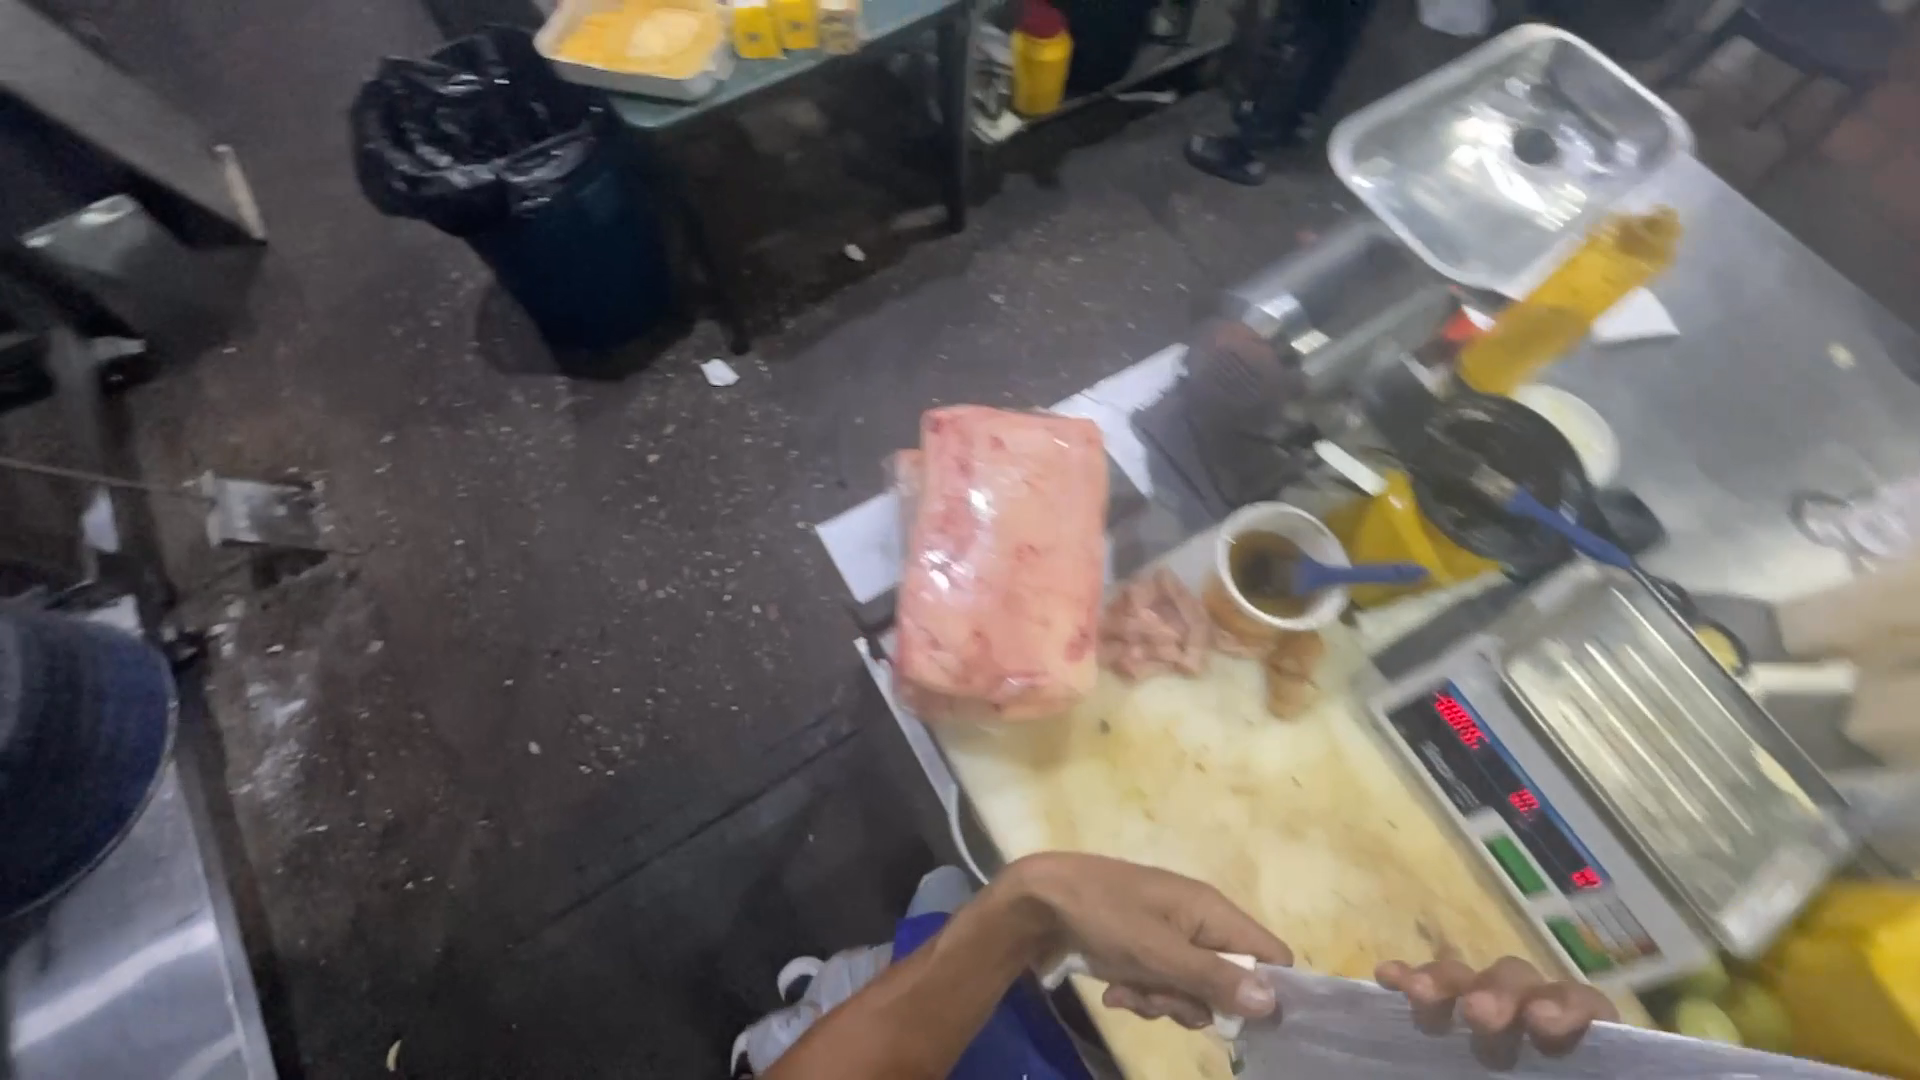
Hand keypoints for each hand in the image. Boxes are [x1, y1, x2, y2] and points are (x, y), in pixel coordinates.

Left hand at [1001, 853, 1290, 1029]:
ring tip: (1129, 990)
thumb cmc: (1102, 914)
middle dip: (1197, 1002)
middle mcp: (1197, 921)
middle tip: (1161, 996)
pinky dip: (1141, 993)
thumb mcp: (1157, 951)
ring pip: (1193, 991)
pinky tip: (1114, 991)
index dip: (1267, 990)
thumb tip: (1273, 1001)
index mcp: (1210, 909)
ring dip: (1163, 1001)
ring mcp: (1169, 935)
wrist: (1040, 899)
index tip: (1241, 1020)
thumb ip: (1213, 977)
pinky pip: (1161, 985)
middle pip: (1231, 982)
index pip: (1270, 953)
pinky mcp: (1143, 950)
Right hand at [1376, 956, 1617, 1068]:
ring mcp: (1486, 1015)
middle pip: (1518, 980)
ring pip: (1467, 976)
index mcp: (1583, 1048)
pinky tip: (1387, 978)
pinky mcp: (1444, 1018)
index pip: (1584, 1005)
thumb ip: (1582, 1076)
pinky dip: (1408, 978)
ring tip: (1419, 997)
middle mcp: (1533, 1018)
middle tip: (1478, 1018)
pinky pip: (1425, 988)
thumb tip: (1557, 1061)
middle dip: (1496, 992)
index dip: (1567, 1006)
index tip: (1541, 1027)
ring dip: (1444, 981)